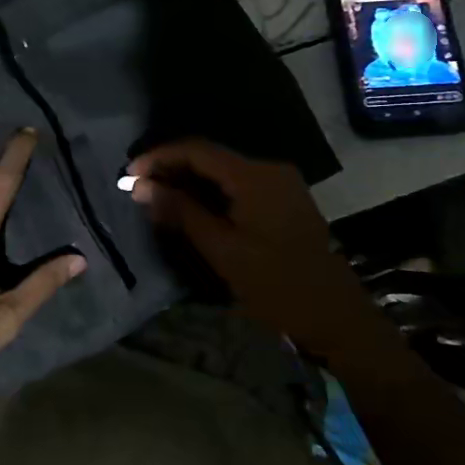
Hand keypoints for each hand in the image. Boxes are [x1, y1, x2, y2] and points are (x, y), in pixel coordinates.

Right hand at [127, 139, 374, 360]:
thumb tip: (141, 186)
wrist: (335, 314)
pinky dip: (211, 192)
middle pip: (211, 157)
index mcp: (255, 176)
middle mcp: (269, 169)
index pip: (198, 149)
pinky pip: (239, 184)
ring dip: (190, 181)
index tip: (129, 173)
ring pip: (224, 171)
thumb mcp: (222, 250)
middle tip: (139, 188)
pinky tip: (191, 208)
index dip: (160, 157)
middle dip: (172, 169)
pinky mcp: (283, 199)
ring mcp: (280, 183)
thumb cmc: (275, 284)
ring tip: (158, 198)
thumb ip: (181, 212)